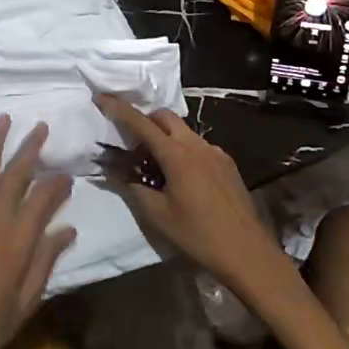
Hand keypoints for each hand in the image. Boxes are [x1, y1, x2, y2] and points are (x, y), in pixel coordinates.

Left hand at [0, 115, 75, 348]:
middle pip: (15, 174)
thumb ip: (45, 262)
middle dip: (30, 147)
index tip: (69, 178)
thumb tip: (67, 229)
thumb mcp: (25, 303)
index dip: (59, 184)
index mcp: (17, 242)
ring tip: (6, 117)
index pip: (44, 198)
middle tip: (43, 126)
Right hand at [95, 94, 288, 295]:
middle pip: (166, 117)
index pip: (142, 124)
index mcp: (177, 155)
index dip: (120, 109)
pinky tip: (182, 179)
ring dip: (165, 138)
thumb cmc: (197, 234)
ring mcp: (215, 152)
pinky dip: (183, 150)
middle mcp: (197, 145)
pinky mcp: (227, 163)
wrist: (245, 250)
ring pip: (184, 131)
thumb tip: (114, 172)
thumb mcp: (158, 215)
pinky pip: (199, 146)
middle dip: (146, 121)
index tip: (102, 98)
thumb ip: (133, 188)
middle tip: (133, 147)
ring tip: (155, 168)